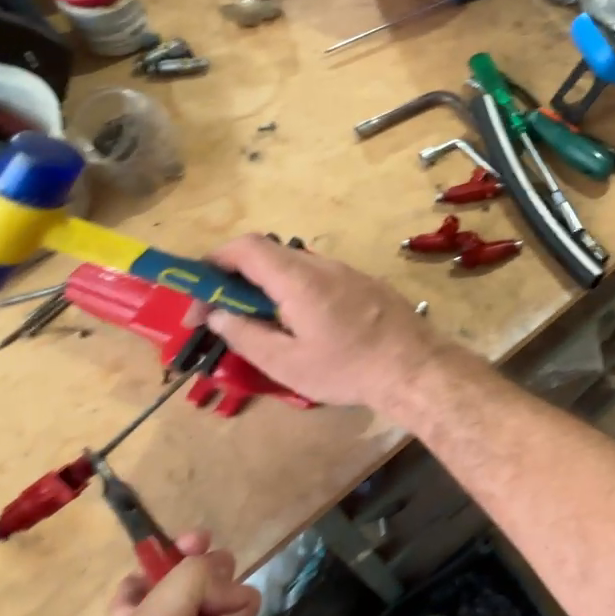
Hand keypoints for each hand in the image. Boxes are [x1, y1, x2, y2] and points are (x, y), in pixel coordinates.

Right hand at [201, 234, 468, 407]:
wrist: (417, 367)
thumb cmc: (348, 369)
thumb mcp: (286, 363)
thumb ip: (246, 335)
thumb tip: (217, 315)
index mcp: (300, 279)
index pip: (246, 247)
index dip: (213, 263)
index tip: (198, 297)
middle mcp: (325, 266)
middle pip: (270, 254)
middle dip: (236, 278)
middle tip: (221, 315)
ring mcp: (350, 272)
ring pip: (296, 266)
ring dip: (268, 286)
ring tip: (259, 324)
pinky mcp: (366, 284)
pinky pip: (321, 277)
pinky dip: (297, 291)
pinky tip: (300, 324)